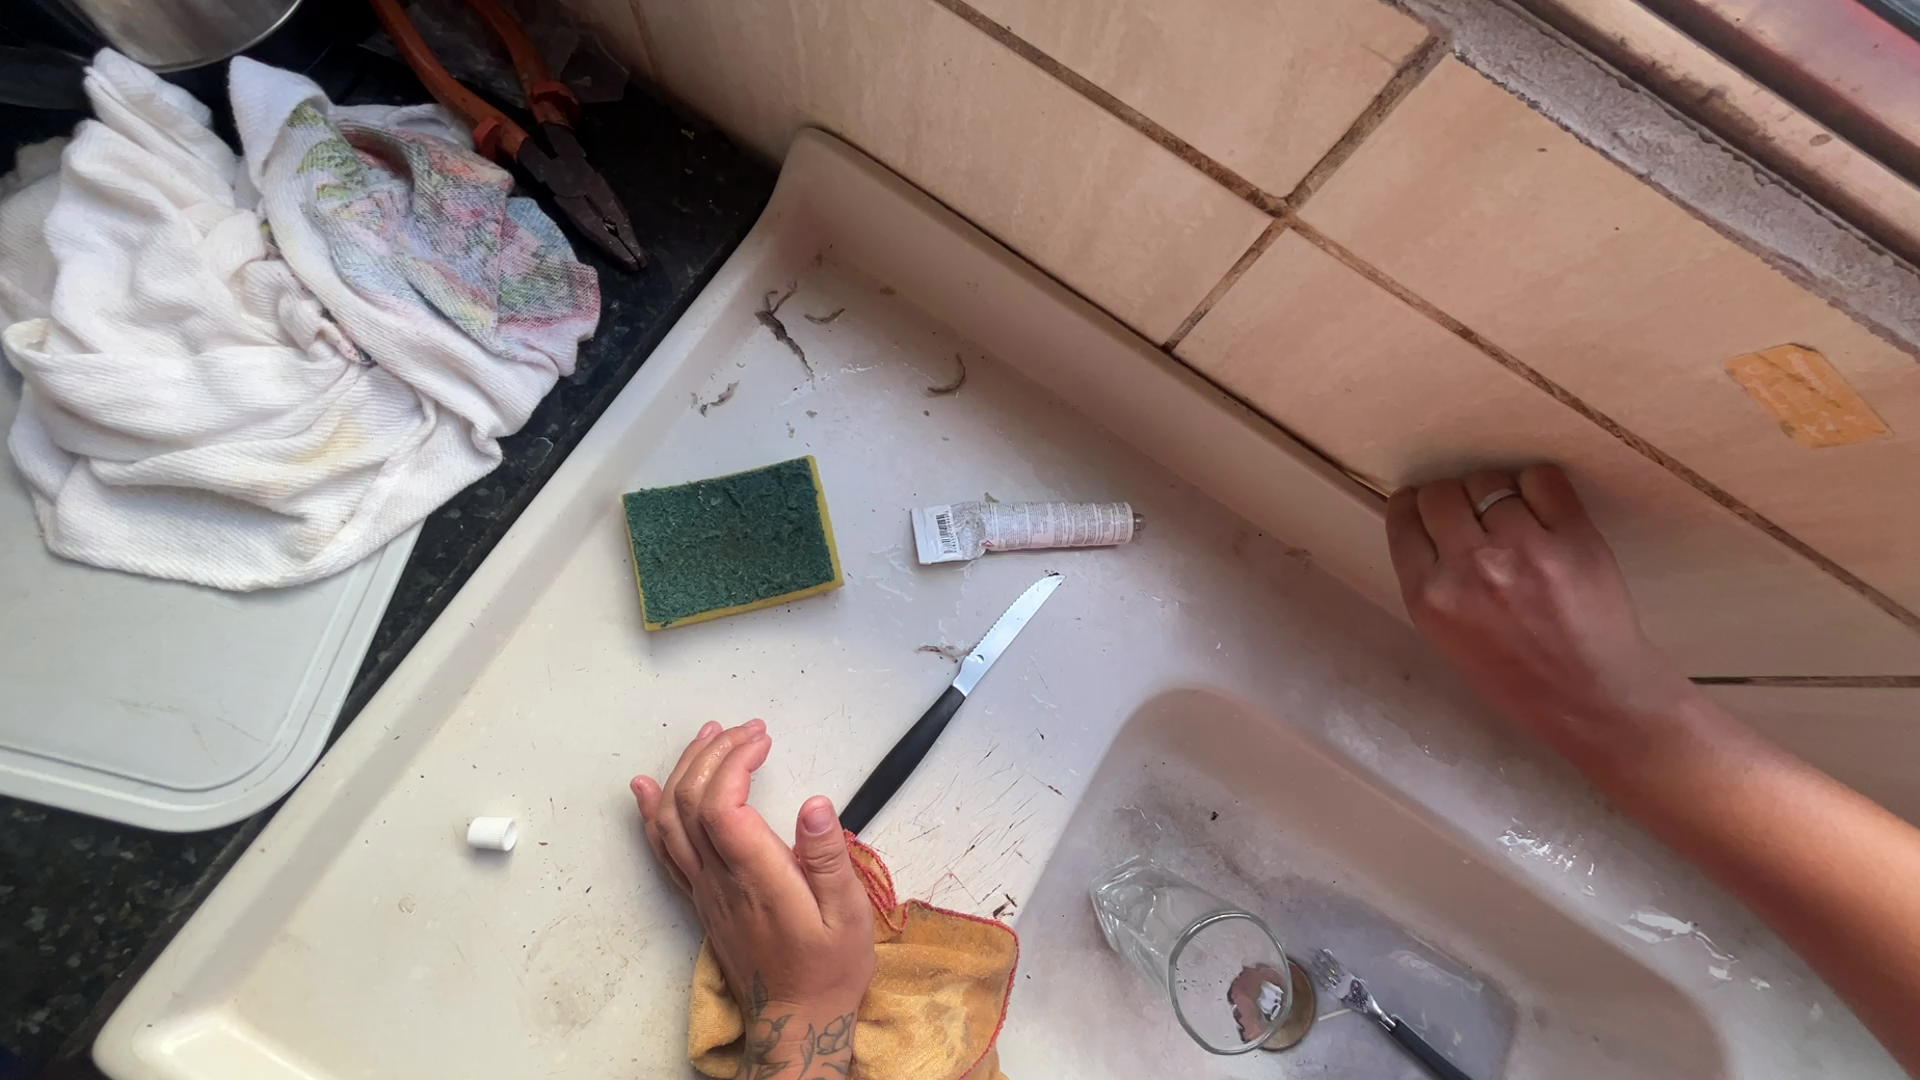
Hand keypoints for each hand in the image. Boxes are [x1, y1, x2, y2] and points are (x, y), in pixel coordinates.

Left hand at [632, 721, 874, 1076]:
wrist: (796, 1021)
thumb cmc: (829, 966)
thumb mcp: (848, 912)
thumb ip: (829, 856)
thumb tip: (815, 804)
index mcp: (757, 878)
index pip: (722, 807)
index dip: (735, 762)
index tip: (763, 739)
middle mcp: (720, 880)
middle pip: (690, 804)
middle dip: (714, 753)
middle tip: (748, 729)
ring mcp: (703, 890)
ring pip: (670, 821)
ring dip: (685, 770)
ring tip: (710, 736)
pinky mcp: (700, 898)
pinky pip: (663, 850)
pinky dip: (651, 812)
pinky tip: (648, 787)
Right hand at [1385, 465, 1695, 762]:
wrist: (1588, 694)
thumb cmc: (1508, 670)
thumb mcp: (1440, 631)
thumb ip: (1427, 578)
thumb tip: (1424, 523)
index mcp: (1429, 595)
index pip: (1403, 522)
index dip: (1410, 505)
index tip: (1419, 504)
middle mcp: (1469, 567)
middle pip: (1440, 494)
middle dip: (1447, 497)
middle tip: (1465, 511)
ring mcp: (1523, 549)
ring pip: (1488, 482)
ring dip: (1492, 491)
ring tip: (1505, 512)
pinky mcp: (1574, 538)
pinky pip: (1541, 479)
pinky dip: (1534, 483)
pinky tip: (1536, 503)